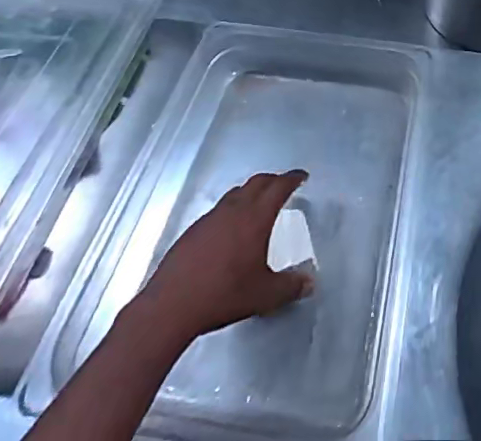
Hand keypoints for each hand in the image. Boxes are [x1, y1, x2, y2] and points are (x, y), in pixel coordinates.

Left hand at [139, 170, 312, 339]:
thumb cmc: (223, 295)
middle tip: (283, 185)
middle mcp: (233, 210)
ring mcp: (210, 218)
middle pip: (256, 183)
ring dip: (250, 192)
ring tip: (258, 203)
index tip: (301, 176)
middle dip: (273, 180)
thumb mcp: (264, 295)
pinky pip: (218, 210)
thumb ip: (290, 287)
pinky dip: (232, 209)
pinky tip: (230, 229)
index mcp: (255, 218)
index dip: (292, 179)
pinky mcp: (193, 230)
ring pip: (235, 194)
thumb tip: (308, 283)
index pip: (278, 188)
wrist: (172, 305)